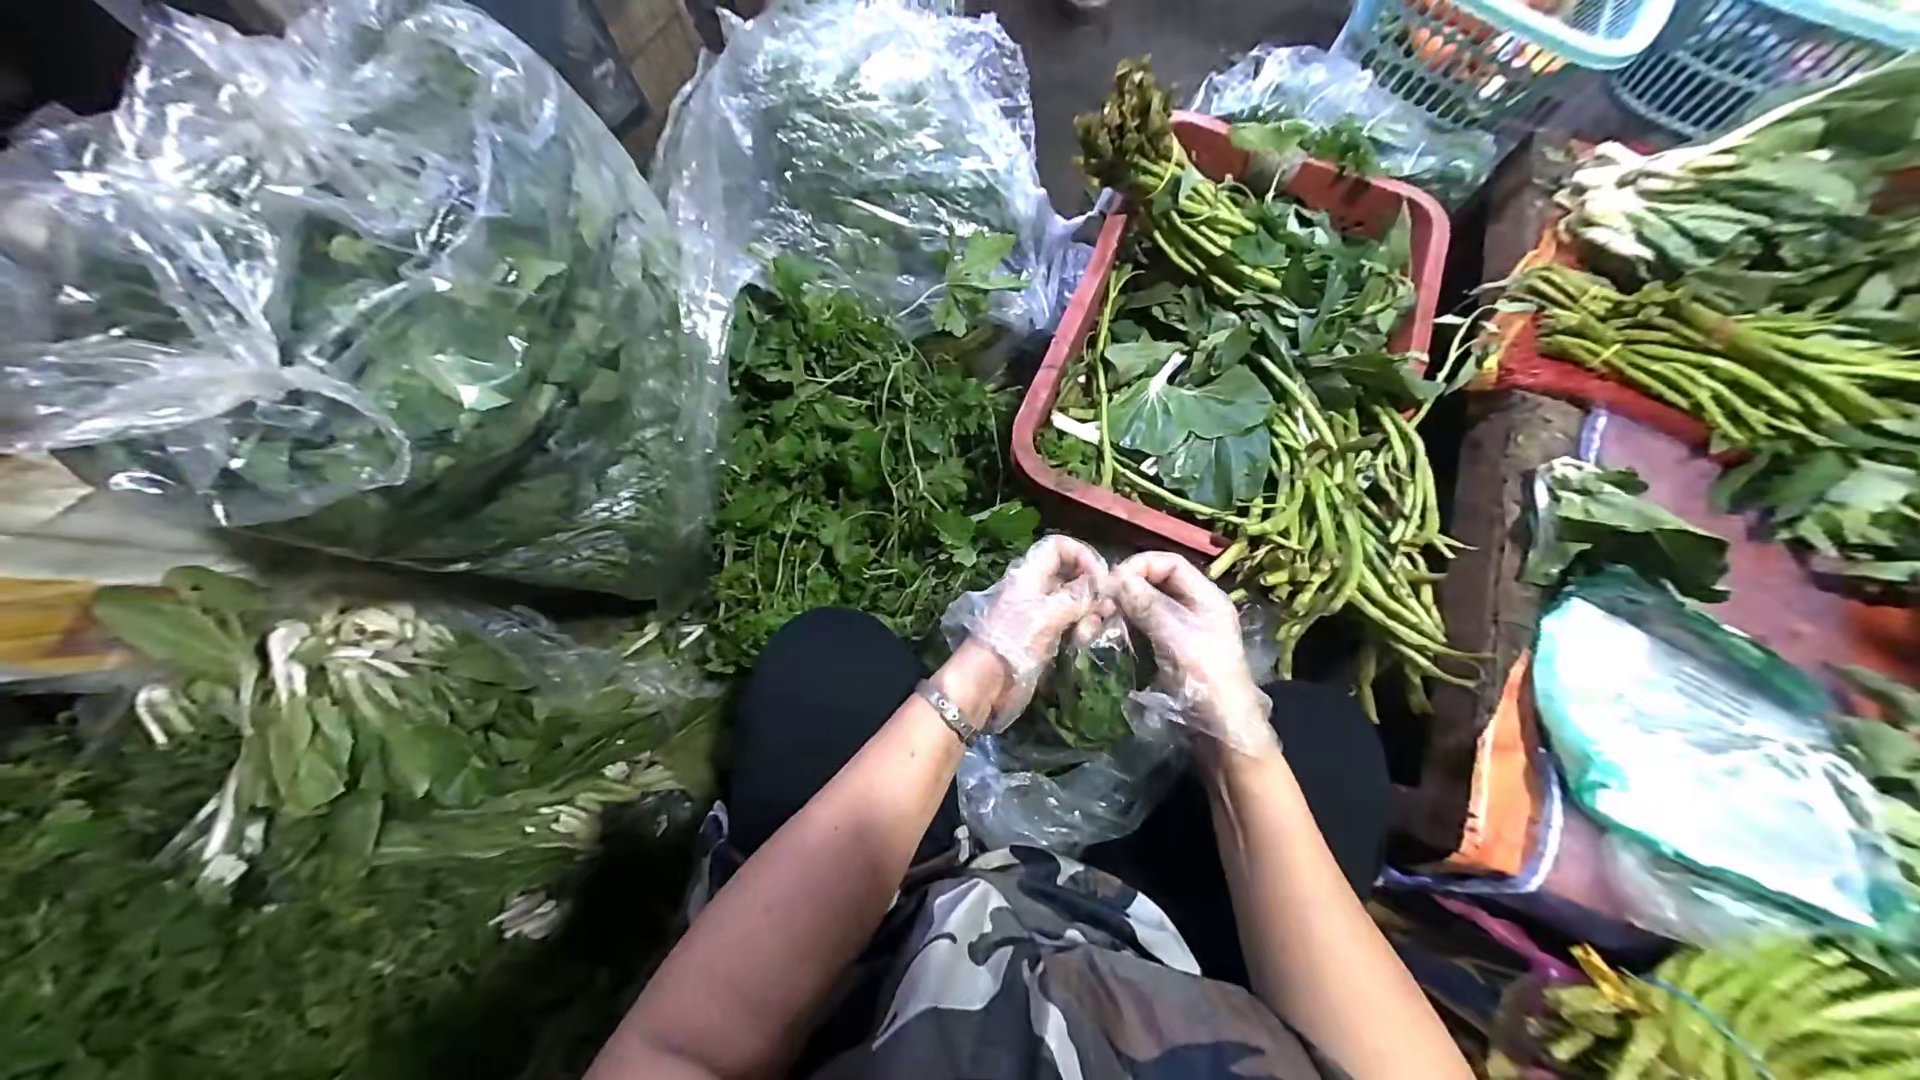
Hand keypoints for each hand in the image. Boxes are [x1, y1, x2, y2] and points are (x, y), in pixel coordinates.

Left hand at [940, 535, 1106, 729]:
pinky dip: (1082, 629)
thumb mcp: (1047, 614)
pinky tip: (1083, 641)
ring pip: (1076, 601)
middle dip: (1092, 588)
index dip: (1082, 555)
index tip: (1101, 578)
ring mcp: (1041, 614)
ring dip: (1089, 613)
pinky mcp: (1046, 638)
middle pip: (1071, 575)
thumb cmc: (1012, 641)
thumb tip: (1101, 583)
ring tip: (1088, 633)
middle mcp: (1037, 590)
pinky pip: (1072, 624)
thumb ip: (1076, 596)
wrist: (986, 683)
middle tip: (1106, 609)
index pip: (1059, 547)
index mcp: (1030, 575)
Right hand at [1112, 551, 1276, 758]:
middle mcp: (1193, 608)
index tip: (1112, 581)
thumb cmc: (1206, 679)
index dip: (1139, 565)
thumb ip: (1147, 604)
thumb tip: (1115, 576)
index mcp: (1206, 598)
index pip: (1169, 562)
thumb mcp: (1177, 637)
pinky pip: (1140, 628)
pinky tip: (1106, 634)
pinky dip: (1122, 627)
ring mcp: (1180, 630)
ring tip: (1098, 619)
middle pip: (1154, 582)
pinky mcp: (1167, 651)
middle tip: (1100, 603)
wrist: (1221, 732)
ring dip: (1120, 608)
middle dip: (1125, 588)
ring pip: (1143, 606)